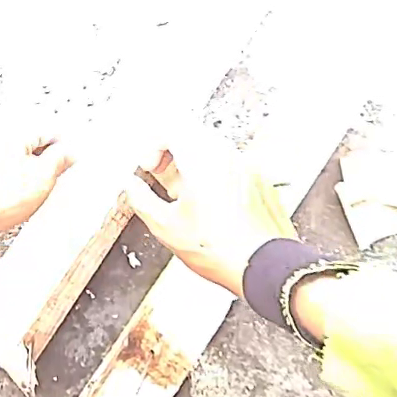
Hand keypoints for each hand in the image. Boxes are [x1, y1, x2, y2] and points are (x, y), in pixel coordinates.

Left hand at [0, 133, 74, 289]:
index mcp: (16, 128)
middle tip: (49, 185)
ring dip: (26, 177)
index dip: (65, 153)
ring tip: (26, 197)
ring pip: (18, 162)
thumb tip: (69, 154)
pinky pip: (2, 175)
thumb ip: (61, 160)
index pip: (53, 132)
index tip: (70, 168)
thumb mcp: (43, 178)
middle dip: (45, 165)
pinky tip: (10, 202)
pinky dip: (9, 186)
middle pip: (34, 146)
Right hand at [121, 130, 294, 297]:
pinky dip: (217, 178)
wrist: (265, 267)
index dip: (153, 147)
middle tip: (162, 178)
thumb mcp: (166, 227)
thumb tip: (131, 187)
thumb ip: (140, 200)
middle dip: (172, 156)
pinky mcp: (260, 182)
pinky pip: (233, 168)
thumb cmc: (222, 249)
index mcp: (202, 159)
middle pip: (193, 136)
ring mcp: (247, 168)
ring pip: (213, 152)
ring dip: (193, 167)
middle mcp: (228, 156)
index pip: (171, 130)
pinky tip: (212, 207)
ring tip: (186, 198)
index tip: (148, 167)